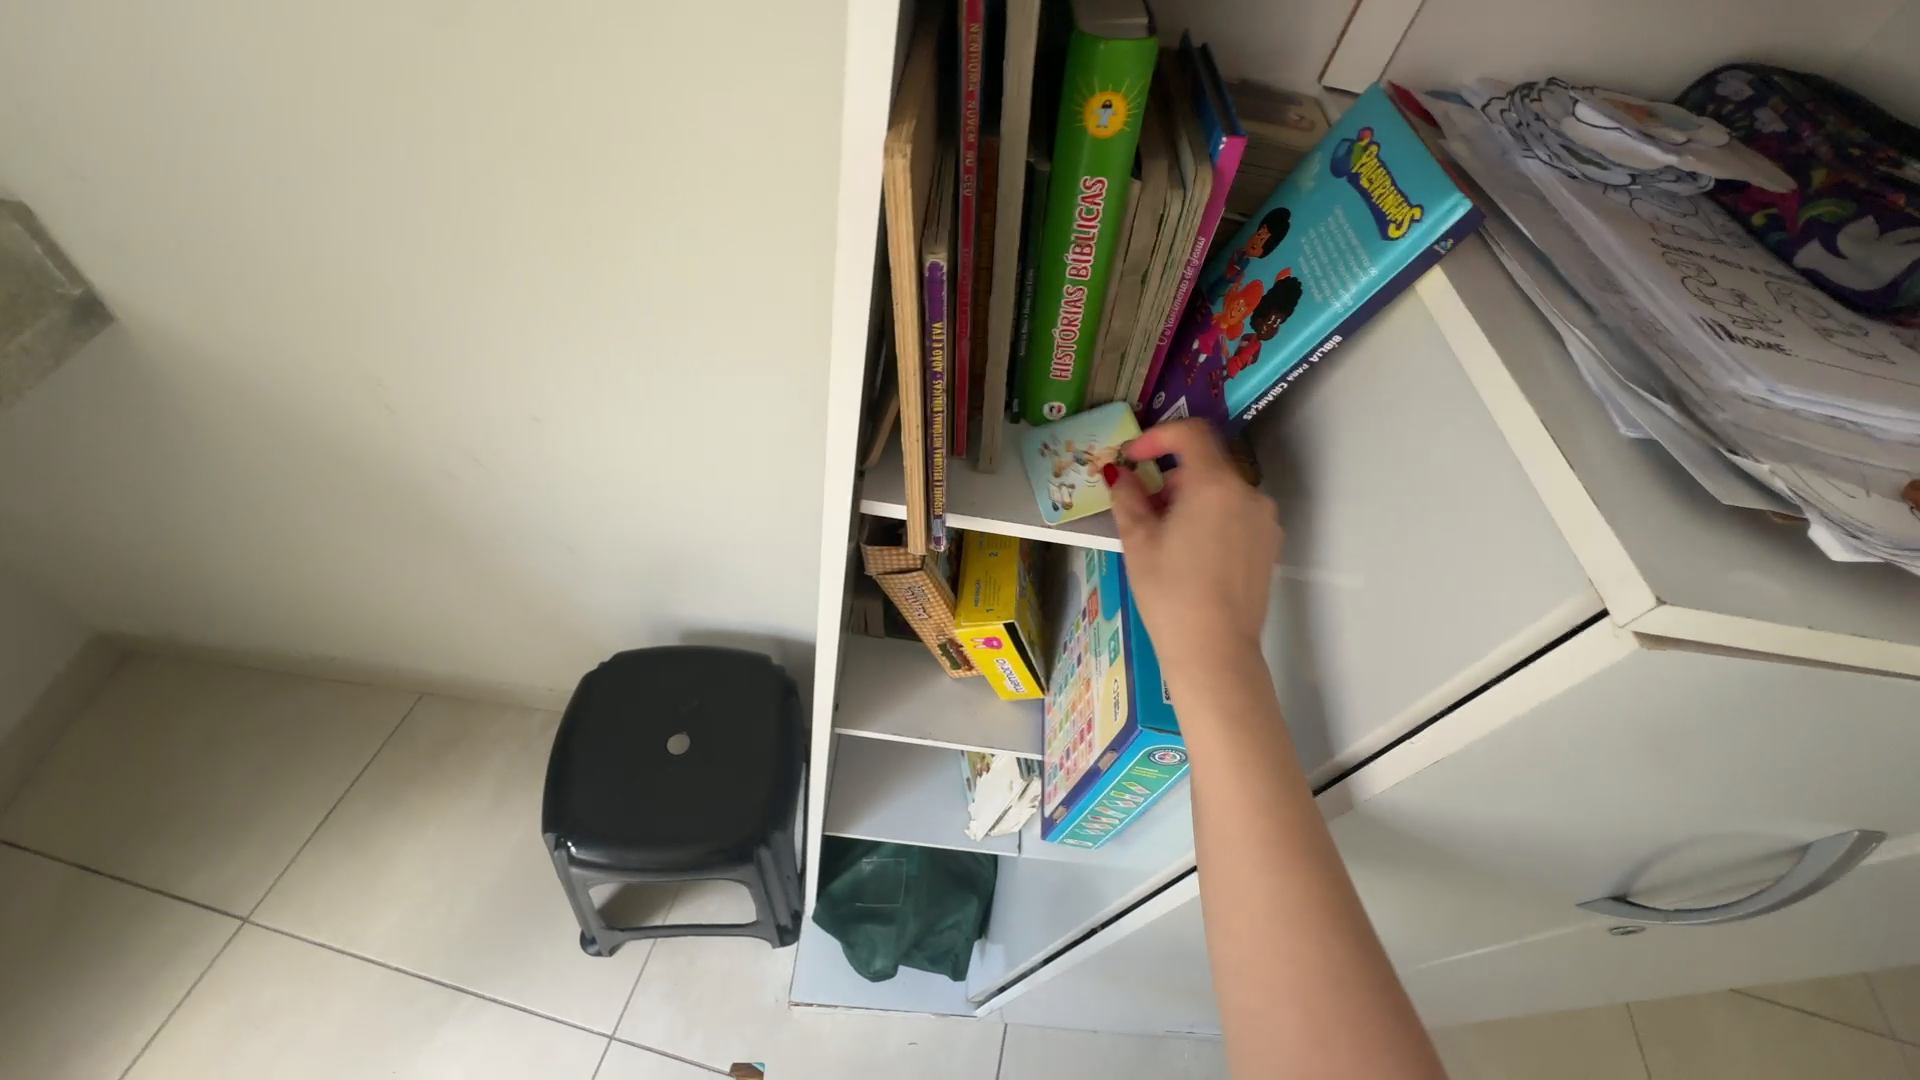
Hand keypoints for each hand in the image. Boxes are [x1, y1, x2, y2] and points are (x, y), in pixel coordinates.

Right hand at [1103, 420, 1281, 677]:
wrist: (1214, 649)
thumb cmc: (1169, 592)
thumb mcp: (1138, 541)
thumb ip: (1128, 497)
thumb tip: (1121, 475)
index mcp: (1214, 484)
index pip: (1191, 433)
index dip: (1157, 436)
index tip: (1133, 457)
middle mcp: (1247, 492)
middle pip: (1207, 463)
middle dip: (1171, 474)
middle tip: (1143, 505)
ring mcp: (1264, 519)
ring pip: (1222, 490)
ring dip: (1191, 497)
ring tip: (1164, 534)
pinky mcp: (1269, 544)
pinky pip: (1237, 514)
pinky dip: (1211, 516)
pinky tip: (1191, 553)